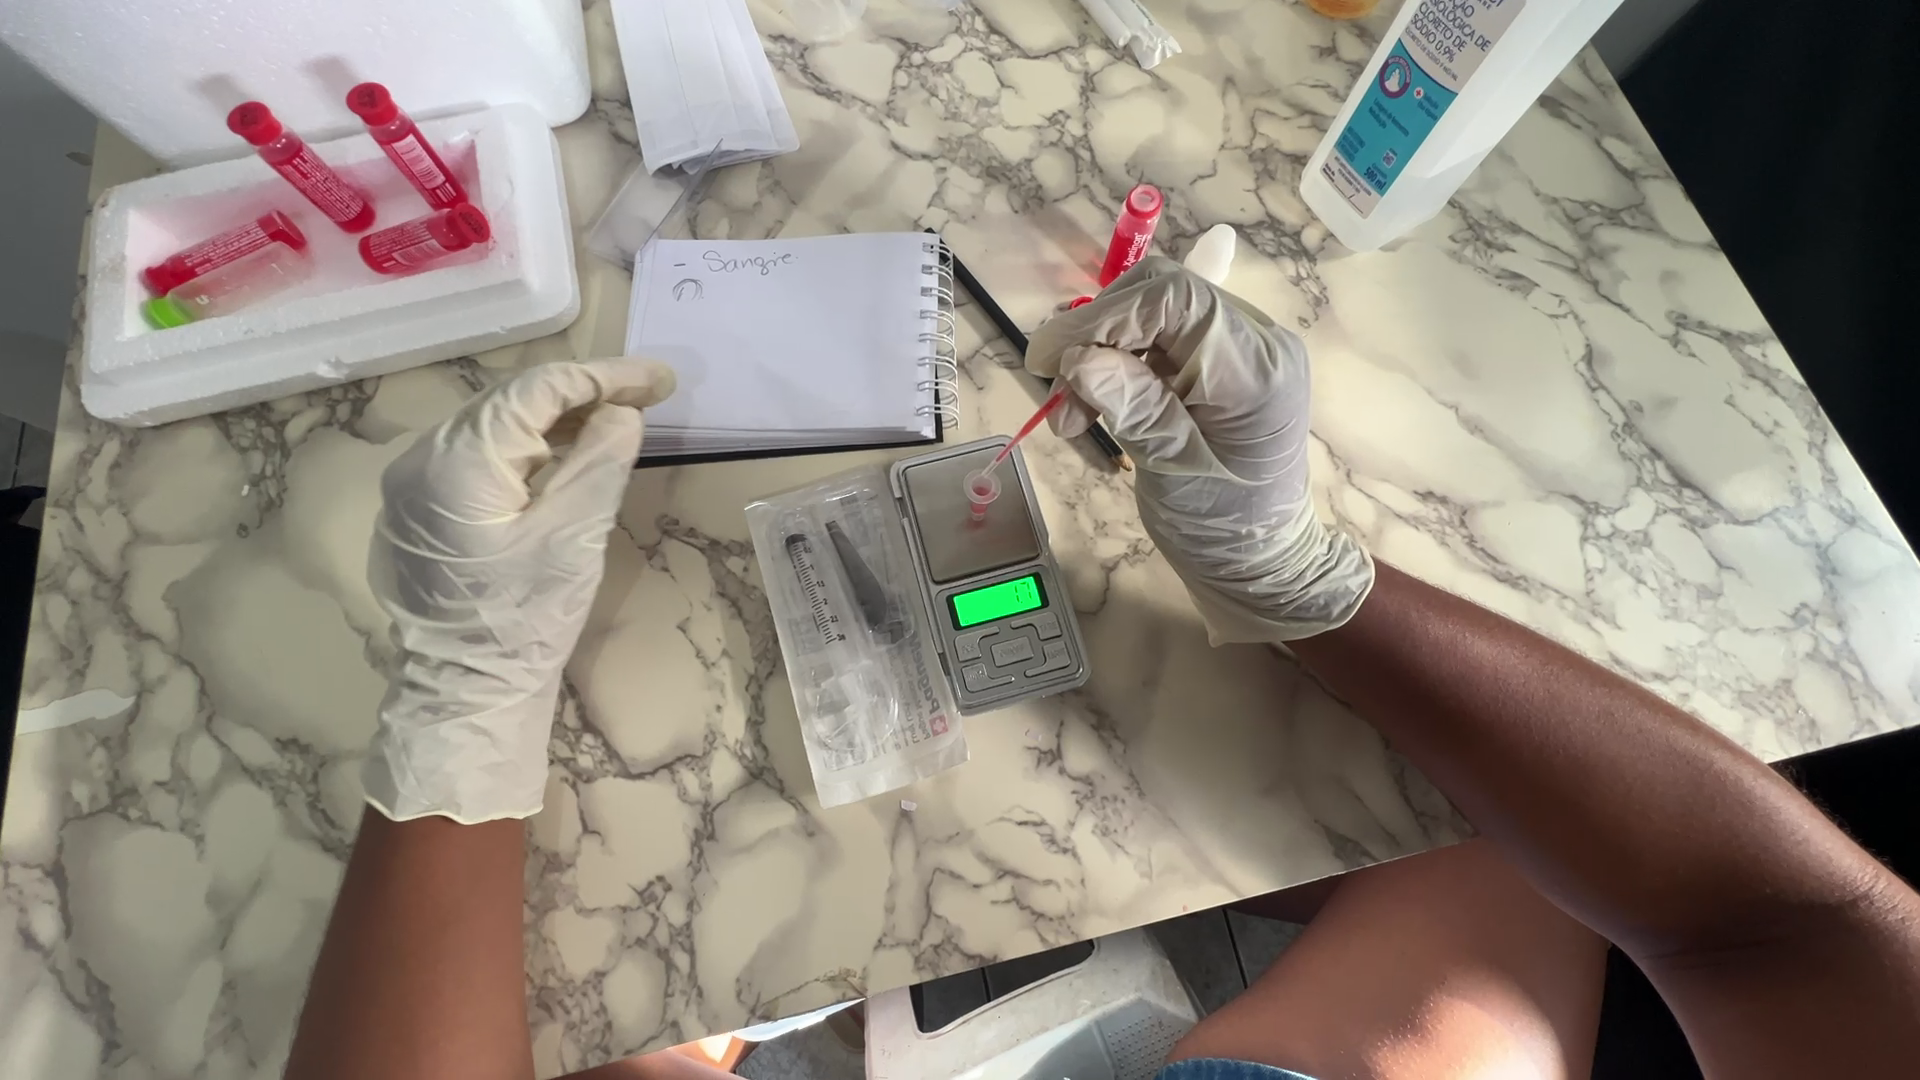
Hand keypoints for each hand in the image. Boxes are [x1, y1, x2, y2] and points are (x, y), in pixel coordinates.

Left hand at [363, 358, 674, 822]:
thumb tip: (621, 411)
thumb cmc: (526, 617)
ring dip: (565, 415)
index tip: (660, 380)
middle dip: (587, 390)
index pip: (537, 390)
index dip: (604, 376)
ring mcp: (420, 481)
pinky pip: (491, 453)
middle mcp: (425, 458)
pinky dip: (540, 444)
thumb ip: (599, 464)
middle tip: (650, 393)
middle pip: (515, 400)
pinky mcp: (430, 504)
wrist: (469, 686)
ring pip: (502, 424)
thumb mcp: (574, 538)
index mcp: (459, 462)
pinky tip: (576, 450)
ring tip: (623, 415)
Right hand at [1026, 257, 1371, 642]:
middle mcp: (1255, 341)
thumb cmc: (1220, 527)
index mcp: (1255, 368)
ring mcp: (1237, 349)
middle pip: (1160, 295)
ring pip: (1149, 315)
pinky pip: (1154, 342)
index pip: (1174, 299)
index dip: (1102, 317)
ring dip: (1097, 355)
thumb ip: (1132, 407)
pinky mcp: (1216, 364)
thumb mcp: (1172, 470)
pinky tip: (1093, 408)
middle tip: (1057, 393)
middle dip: (1095, 334)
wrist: (1257, 558)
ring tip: (1072, 418)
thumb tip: (1076, 356)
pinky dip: (1113, 368)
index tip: (1046, 359)